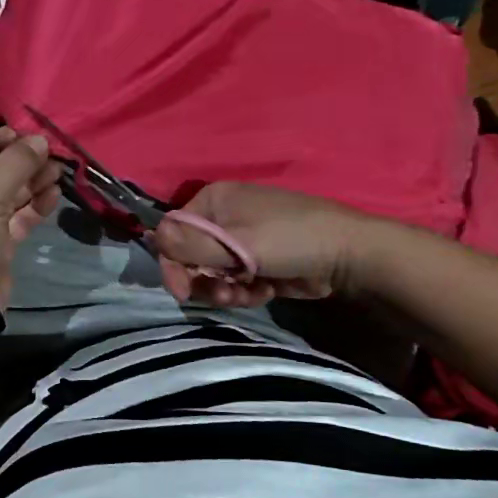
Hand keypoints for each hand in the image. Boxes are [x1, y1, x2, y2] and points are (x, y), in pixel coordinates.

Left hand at [0, 128, 63, 305]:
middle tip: (51, 153)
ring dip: (31, 183)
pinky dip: (33, 206)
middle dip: (21, 162)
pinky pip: (16, 218)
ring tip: (59, 171)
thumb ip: (15, 164)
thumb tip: (40, 139)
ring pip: (7, 196)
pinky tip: (53, 194)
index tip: (29, 134)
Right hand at [153, 182, 374, 307]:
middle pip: (193, 258)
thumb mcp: (237, 243)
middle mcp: (225, 218)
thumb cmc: (289, 239)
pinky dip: (246, 291)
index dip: (175, 265)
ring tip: (248, 294)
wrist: (346, 254)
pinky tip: (265, 292)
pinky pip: (237, 281)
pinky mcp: (259, 262)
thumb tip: (152, 235)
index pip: (175, 234)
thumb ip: (192, 244)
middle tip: (226, 295)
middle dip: (206, 282)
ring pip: (214, 274)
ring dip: (227, 290)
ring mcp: (243, 241)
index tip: (183, 293)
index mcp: (215, 202)